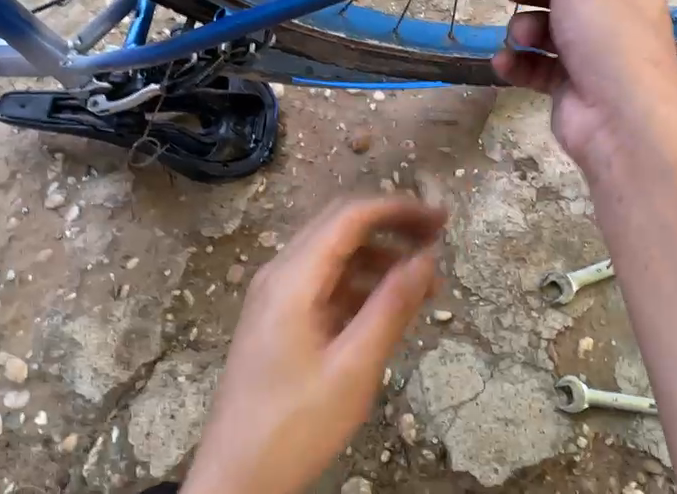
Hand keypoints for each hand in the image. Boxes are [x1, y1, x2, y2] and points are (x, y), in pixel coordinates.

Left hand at [182, 197, 445, 493]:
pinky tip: (388, 310)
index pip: (351, 216)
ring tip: (424, 286)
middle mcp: (280, 274)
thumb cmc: (295, 425)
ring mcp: (275, 297)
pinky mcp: (278, 320)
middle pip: (341, 226)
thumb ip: (391, 307)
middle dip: (393, 227)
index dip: (399, 209)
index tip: (441, 221)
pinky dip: (361, 284)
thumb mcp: (353, 369)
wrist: (235, 482)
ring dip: (380, 259)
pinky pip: (325, 283)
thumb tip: (428, 257)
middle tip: (438, 240)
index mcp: (292, 278)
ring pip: (335, 255)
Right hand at [491, 0, 676, 165]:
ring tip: (522, 37)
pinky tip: (506, 62)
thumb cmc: (611, 42)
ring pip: (543, 28)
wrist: (623, 125)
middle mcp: (610, 17)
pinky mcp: (570, 85)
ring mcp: (590, 54)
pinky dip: (520, 63)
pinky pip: (536, 65)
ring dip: (525, 28)